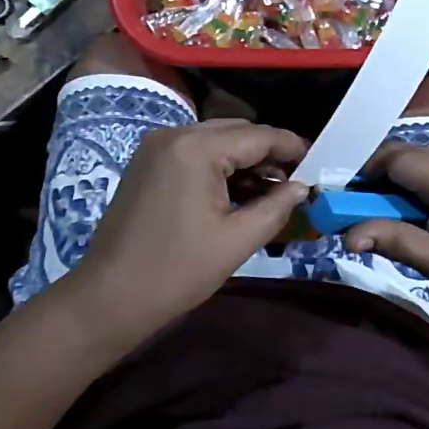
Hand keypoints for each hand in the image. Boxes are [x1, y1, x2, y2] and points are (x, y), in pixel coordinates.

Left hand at [70, 119, 309, 335]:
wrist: (110, 297)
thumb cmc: (177, 271)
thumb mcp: (237, 240)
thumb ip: (276, 207)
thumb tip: (303, 187)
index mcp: (196, 148)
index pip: (258, 135)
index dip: (292, 147)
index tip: (318, 164)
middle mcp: (175, 134)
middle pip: (237, 132)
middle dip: (269, 153)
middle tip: (298, 181)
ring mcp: (156, 146)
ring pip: (216, 141)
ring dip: (245, 160)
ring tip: (273, 190)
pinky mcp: (148, 162)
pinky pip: (194, 152)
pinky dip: (219, 166)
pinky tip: (239, 192)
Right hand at [343, 144, 428, 318]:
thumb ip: (392, 241)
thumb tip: (346, 236)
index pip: (392, 158)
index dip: (360, 174)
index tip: (337, 197)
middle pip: (402, 155)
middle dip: (372, 179)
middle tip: (350, 208)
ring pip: (414, 161)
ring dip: (391, 183)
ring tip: (374, 213)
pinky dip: (410, 185)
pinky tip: (404, 211)